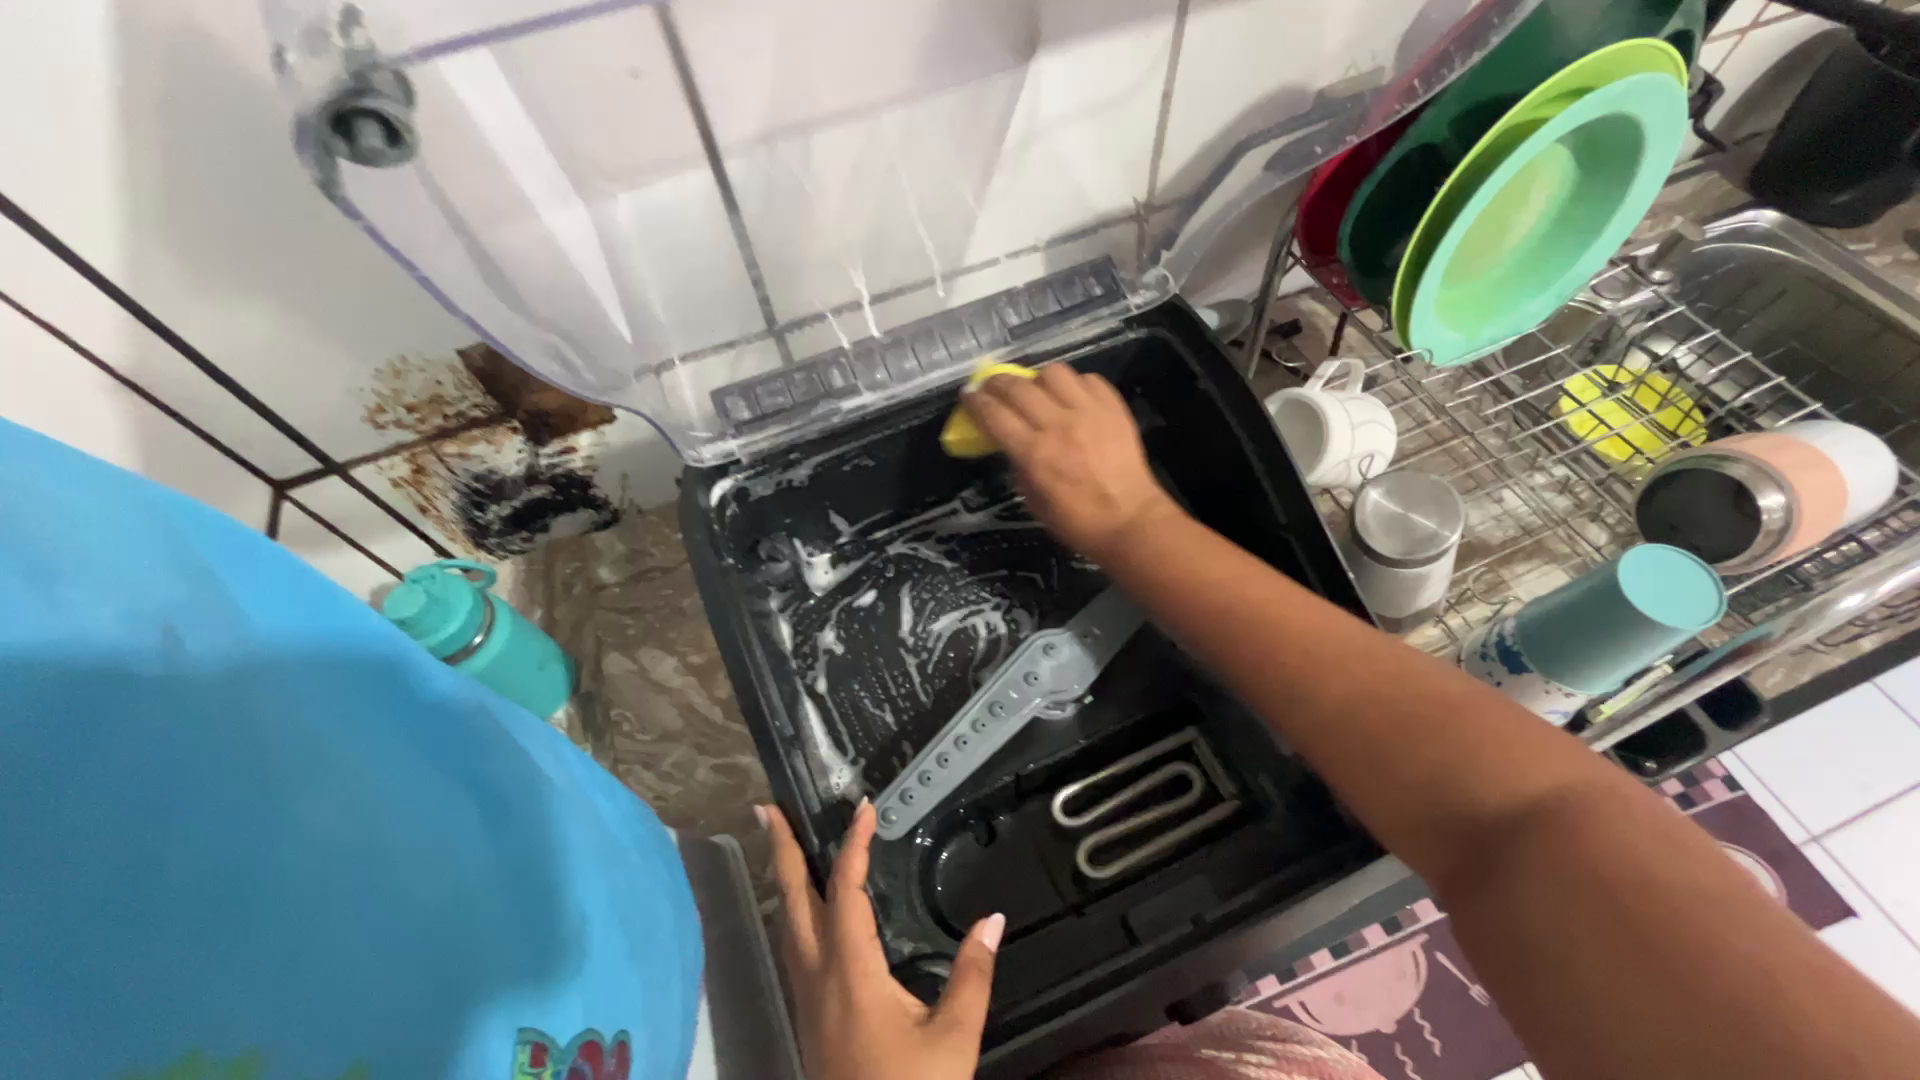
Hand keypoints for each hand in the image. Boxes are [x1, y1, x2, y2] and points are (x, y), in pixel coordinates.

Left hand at [762, 800, 1005, 1079]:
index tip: (863, 808)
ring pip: (785, 923)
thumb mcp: (953, 1036)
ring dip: (783, 878)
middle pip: (790, 900)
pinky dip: (794, 910)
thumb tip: (992, 919)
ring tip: (783, 844)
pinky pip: (793, 945)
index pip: (846, 892)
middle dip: (778, 849)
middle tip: (766, 806)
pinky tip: (807, 912)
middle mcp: (817, 976)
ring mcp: (806, 997)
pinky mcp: (808, 1015)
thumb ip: (972, 974)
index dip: (853, 846)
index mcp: (851, 971)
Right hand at [964, 364, 1182, 563]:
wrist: (1130, 520)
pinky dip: (1073, 384)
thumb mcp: (1033, 500)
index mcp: (1034, 454)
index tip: (968, 395)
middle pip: (1017, 387)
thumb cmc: (1078, 522)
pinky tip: (1070, 397)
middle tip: (991, 386)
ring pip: (1053, 373)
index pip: (994, 414)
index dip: (975, 401)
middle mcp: (1059, 425)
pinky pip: (1087, 379)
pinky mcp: (1113, 408)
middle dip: (997, 382)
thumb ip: (1019, 465)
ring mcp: (1089, 412)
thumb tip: (1011, 442)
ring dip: (1036, 378)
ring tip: (1035, 389)